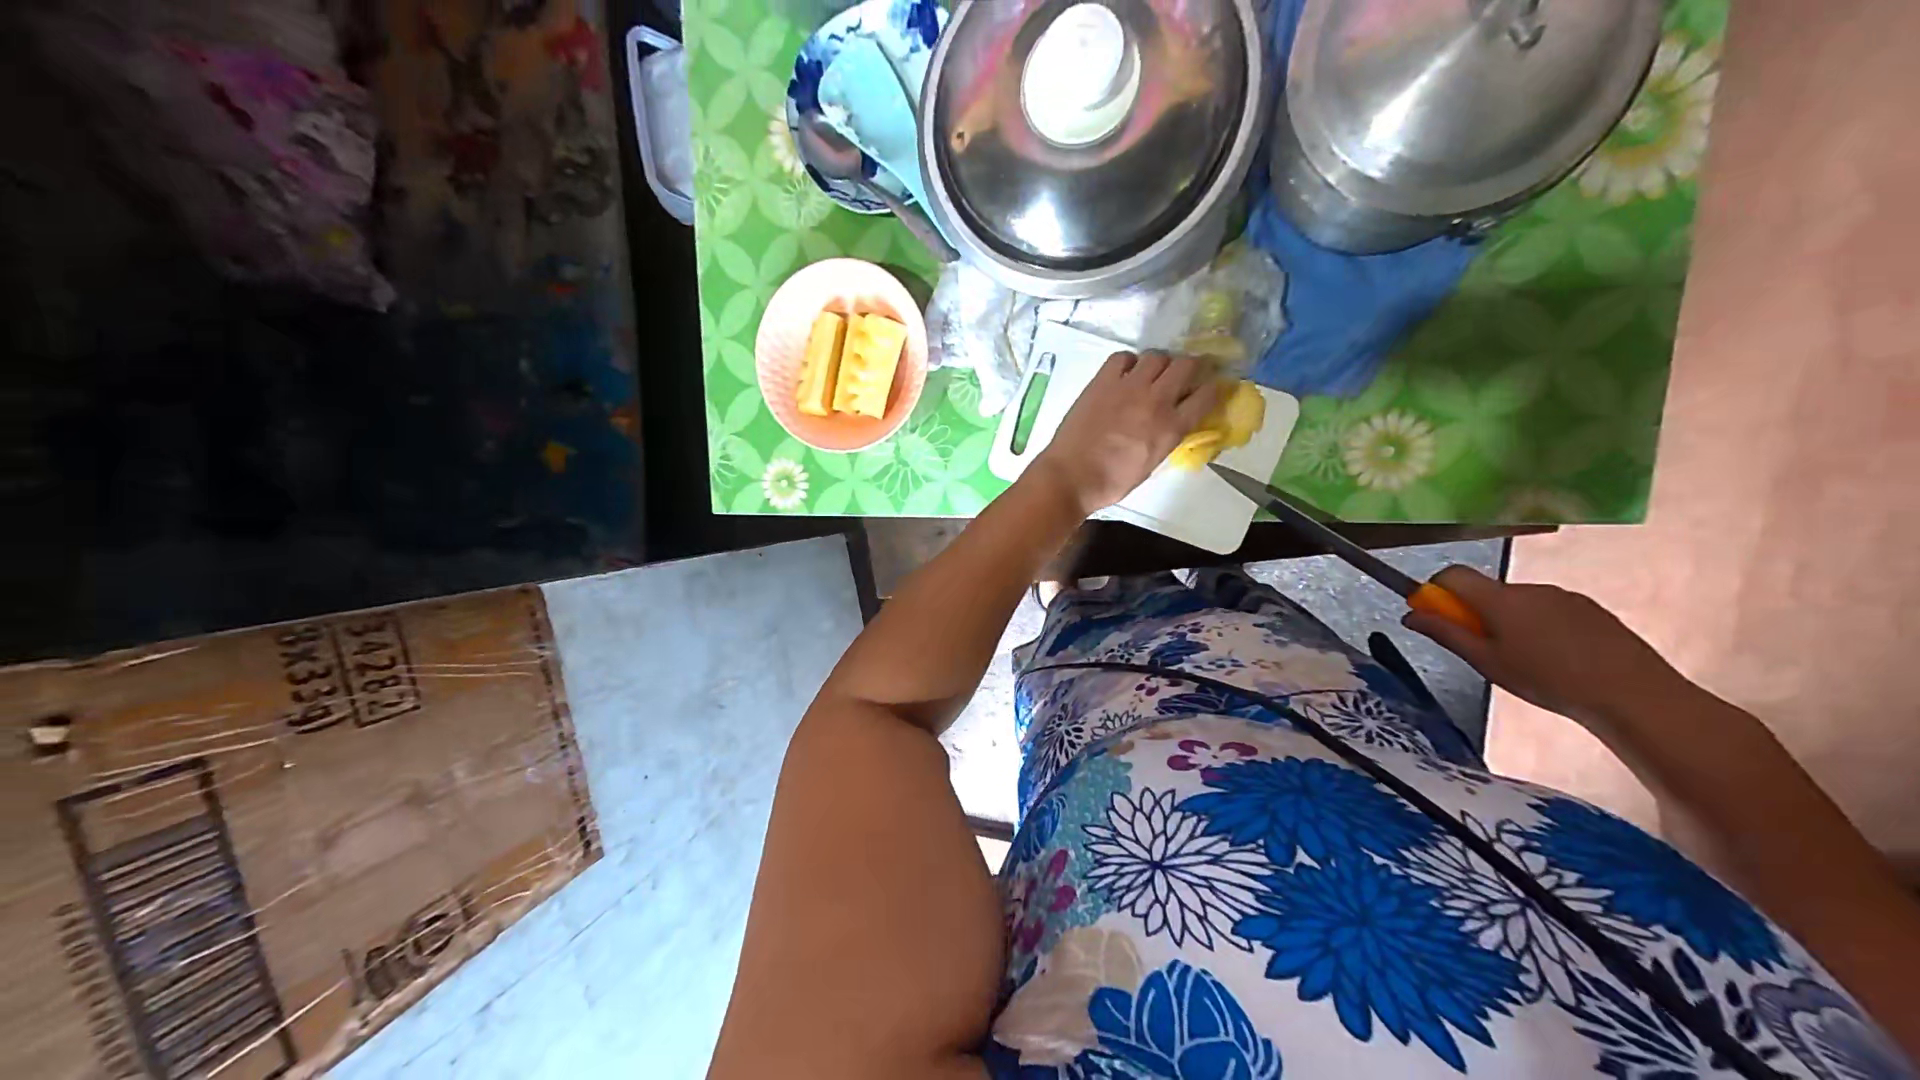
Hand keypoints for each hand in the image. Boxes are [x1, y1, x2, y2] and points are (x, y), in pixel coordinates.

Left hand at [1029, 351, 1218, 516]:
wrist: (1072, 476)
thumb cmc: (1112, 481)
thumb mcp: (1152, 463)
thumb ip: (1168, 437)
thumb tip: (1175, 423)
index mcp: (1171, 427)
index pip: (1207, 396)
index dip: (1213, 388)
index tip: (1210, 387)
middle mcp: (1156, 400)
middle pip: (1186, 366)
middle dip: (1192, 367)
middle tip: (1186, 373)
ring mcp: (1128, 386)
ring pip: (1157, 356)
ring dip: (1161, 363)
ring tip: (1154, 374)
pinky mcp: (1102, 380)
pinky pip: (1123, 357)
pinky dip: (1129, 361)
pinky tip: (1126, 373)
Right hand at [1402, 566, 1695, 729]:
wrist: (1634, 695)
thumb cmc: (1548, 680)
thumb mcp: (1487, 663)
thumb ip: (1446, 634)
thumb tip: (1411, 615)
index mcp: (1499, 599)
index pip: (1453, 574)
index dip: (1436, 590)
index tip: (1435, 616)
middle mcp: (1529, 588)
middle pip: (1487, 590)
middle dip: (1477, 613)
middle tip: (1484, 651)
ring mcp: (1564, 596)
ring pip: (1520, 602)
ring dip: (1511, 622)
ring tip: (1527, 661)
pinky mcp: (1591, 609)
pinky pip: (1550, 610)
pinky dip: (1542, 627)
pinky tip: (1558, 659)